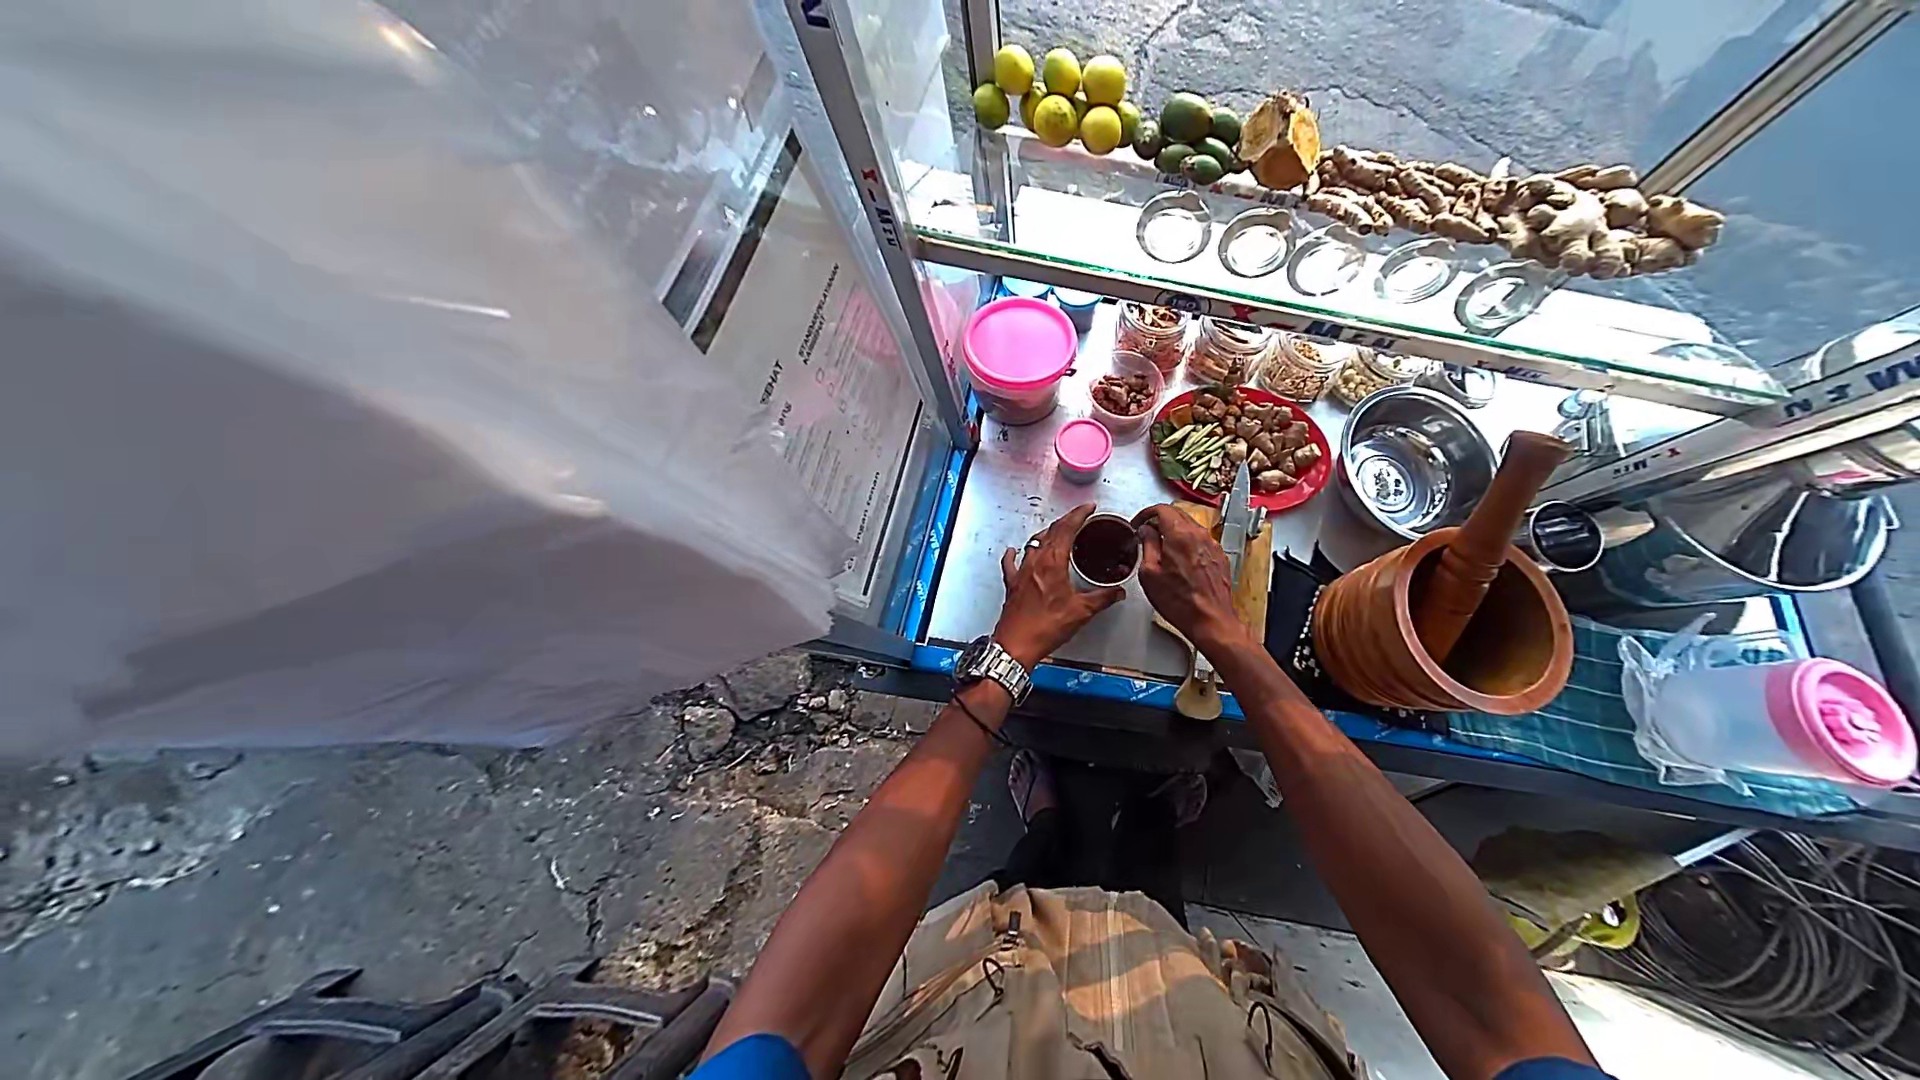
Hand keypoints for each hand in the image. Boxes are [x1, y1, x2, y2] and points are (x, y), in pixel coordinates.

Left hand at [993, 503, 1124, 668]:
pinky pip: (1012, 563)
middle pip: (1050, 532)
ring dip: (1046, 535)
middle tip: (1078, 518)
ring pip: (1033, 544)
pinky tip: (1014, 551)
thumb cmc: (1044, 627)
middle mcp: (1035, 562)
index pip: (1067, 529)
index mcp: (1053, 563)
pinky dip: (1015, 554)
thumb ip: (1102, 598)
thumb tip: (1117, 592)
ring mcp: (1021, 571)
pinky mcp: (1013, 584)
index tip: (1088, 508)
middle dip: (1066, 522)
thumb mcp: (1081, 612)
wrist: (1016, 644)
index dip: (1078, 515)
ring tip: (1056, 533)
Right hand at [1132, 503, 1248, 652]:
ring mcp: (1212, 545)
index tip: (1139, 523)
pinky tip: (1178, 558)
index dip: (1146, 513)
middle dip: (1159, 519)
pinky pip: (1200, 540)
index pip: (1162, 509)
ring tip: (1161, 546)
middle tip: (1146, 532)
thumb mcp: (1150, 573)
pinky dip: (1187, 541)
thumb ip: (1147, 545)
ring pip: (1190, 526)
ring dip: (1173, 530)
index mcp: (1179, 536)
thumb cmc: (1180, 602)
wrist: (1210, 620)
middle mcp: (1199, 536)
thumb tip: (1145, 531)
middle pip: (1177, 514)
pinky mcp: (1219, 556)